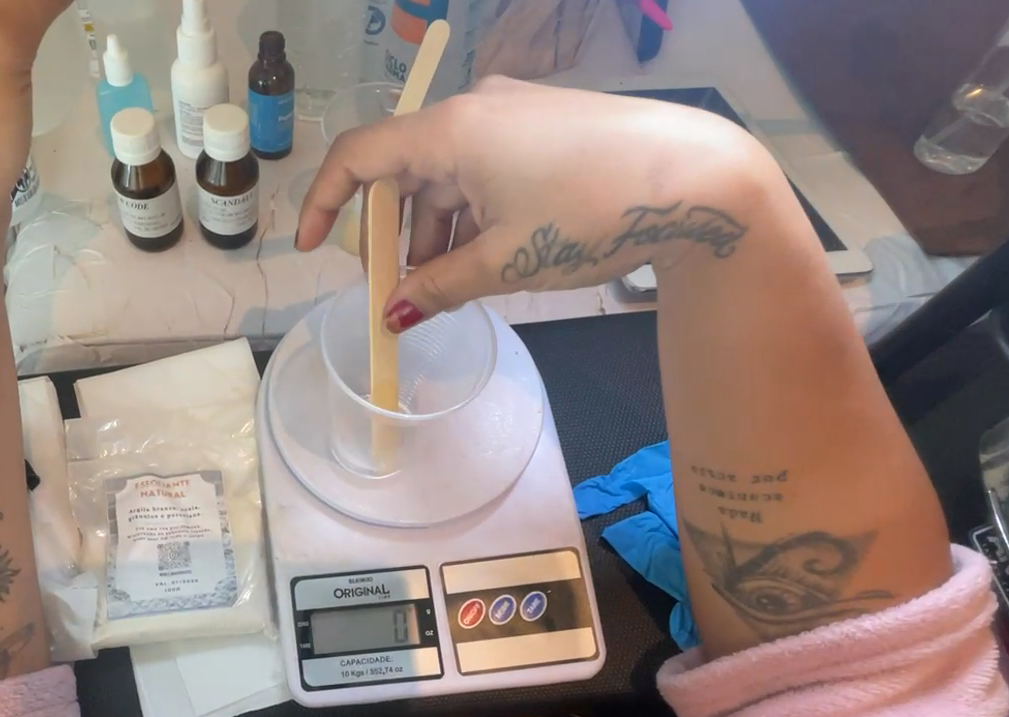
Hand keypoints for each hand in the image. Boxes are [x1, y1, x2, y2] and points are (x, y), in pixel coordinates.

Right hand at [295, 78, 779, 332]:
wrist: (700, 181)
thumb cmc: (587, 216)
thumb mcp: (501, 261)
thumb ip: (435, 287)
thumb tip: (392, 316)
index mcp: (452, 130)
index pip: (359, 156)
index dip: (324, 202)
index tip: (308, 249)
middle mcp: (475, 110)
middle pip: (402, 171)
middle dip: (390, 234)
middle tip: (395, 289)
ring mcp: (511, 115)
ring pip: (444, 177)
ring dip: (432, 233)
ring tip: (446, 286)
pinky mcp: (541, 128)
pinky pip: (480, 172)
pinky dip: (467, 217)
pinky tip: (482, 256)